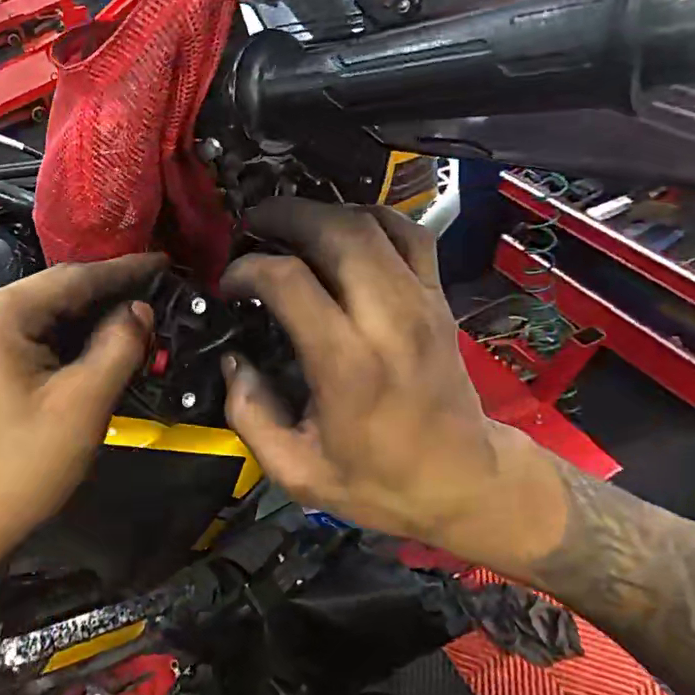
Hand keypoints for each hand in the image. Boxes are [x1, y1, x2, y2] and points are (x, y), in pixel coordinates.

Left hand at [0, 253, 165, 664]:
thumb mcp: (83, 405)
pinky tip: (85, 351)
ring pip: (37, 317)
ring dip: (82, 322)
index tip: (165, 262)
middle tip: (155, 299)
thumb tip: (139, 308)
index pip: (73, 277)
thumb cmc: (16, 470)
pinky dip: (56, 342)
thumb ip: (120, 345)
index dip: (125, 270)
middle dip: (105, 298)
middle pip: (52, 294)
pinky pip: (18, 338)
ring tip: (131, 324)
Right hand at [220, 199, 549, 552]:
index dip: (247, 269)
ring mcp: (421, 301)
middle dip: (283, 216)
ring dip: (324, 211)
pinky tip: (345, 229)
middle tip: (251, 227)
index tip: (229, 285)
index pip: (289, 282)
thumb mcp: (298, 471)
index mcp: (348, 365)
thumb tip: (234, 360)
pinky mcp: (438, 297)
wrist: (465, 482)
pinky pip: (409, 232)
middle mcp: (388, 320)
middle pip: (335, 232)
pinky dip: (372, 217)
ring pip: (372, 222)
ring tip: (291, 225)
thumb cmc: (381, 482)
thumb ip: (251, 415)